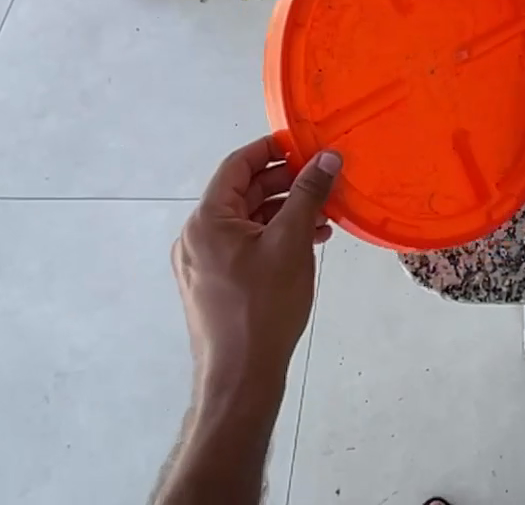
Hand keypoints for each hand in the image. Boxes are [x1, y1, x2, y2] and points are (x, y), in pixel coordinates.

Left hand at [172, 134, 340, 394]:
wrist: (241, 380)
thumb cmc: (264, 305)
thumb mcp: (292, 242)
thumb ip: (308, 193)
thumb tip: (328, 156)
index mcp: (207, 221)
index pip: (236, 165)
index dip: (270, 149)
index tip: (306, 144)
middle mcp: (196, 237)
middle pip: (243, 192)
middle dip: (286, 183)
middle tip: (324, 181)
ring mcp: (202, 263)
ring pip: (248, 220)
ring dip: (285, 211)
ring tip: (325, 216)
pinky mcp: (214, 284)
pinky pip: (246, 245)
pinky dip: (275, 236)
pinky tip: (309, 243)